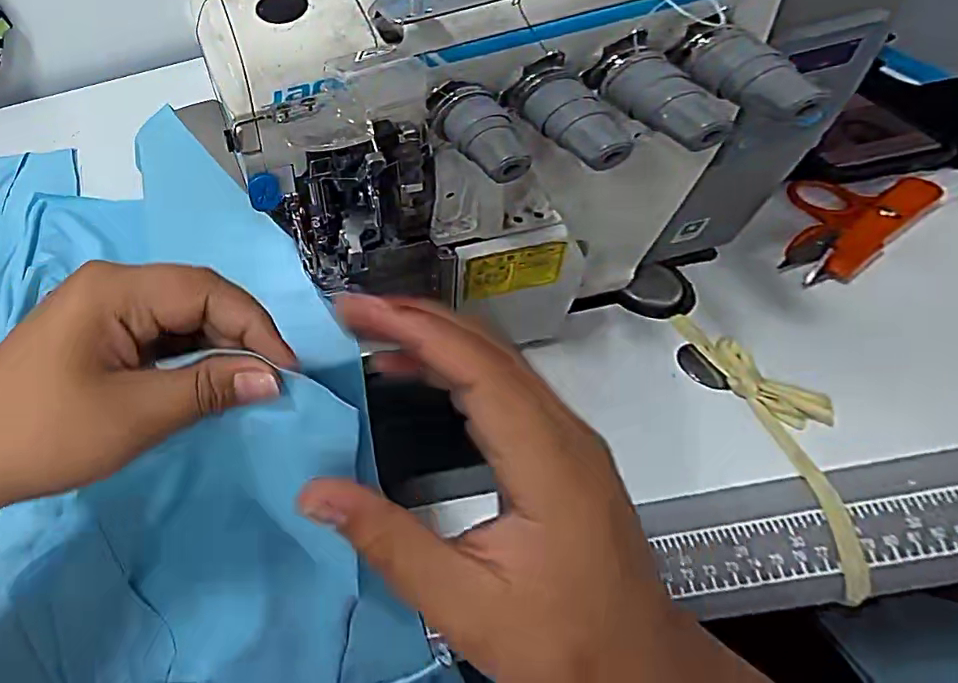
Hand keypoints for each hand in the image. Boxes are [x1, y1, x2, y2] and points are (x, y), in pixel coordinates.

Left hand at [0, 261, 298, 512]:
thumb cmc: (46, 433)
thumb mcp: (134, 414)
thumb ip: (206, 388)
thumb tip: (272, 377)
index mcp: (114, 286)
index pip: (204, 288)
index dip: (253, 325)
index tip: (288, 372)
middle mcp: (109, 283)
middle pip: (190, 297)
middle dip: (235, 335)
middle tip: (270, 383)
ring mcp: (98, 307)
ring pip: (174, 316)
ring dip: (211, 347)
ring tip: (245, 386)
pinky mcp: (94, 332)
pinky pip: (152, 334)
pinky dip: (182, 357)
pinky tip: (202, 382)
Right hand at [297, 297, 766, 682]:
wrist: (642, 673)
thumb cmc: (566, 645)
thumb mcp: (466, 607)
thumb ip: (388, 543)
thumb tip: (315, 493)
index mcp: (548, 462)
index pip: (476, 365)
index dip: (413, 328)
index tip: (359, 310)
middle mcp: (563, 432)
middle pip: (485, 344)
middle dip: (413, 317)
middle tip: (353, 311)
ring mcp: (564, 433)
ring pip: (493, 354)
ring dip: (430, 332)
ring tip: (371, 329)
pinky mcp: (557, 441)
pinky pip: (498, 376)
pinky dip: (447, 357)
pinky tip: (411, 368)